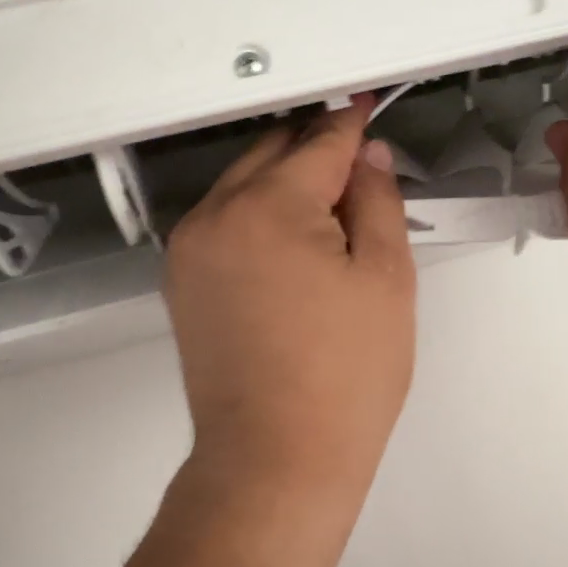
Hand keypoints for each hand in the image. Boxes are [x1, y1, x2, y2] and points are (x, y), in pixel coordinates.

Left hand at [164, 98, 415, 489]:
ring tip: (335, 212)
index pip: (318, 142)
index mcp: (268, 207)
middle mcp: (215, 215)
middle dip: (318, 150)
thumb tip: (368, 158)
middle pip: (273, 153)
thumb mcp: (385, 280)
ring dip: (287, 181)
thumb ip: (377, 202)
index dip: (351, 123)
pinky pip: (225, 220)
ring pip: (244, 184)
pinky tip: (296, 243)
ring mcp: (189, 249)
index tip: (369, 106)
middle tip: (363, 168)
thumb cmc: (345, 376)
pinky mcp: (182, 281)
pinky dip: (261, 213)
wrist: (274, 460)